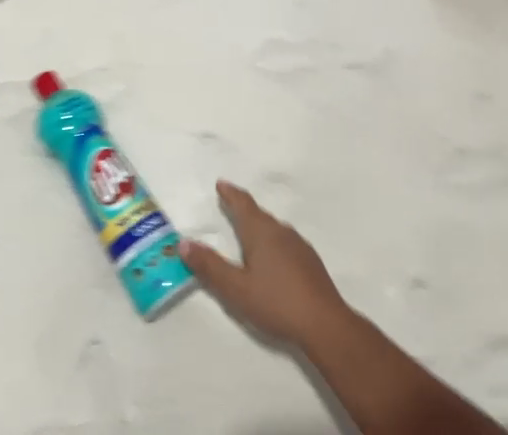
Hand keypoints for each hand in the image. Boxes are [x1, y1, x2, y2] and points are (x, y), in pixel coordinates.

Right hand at [179, 180, 349, 345]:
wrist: (325, 324)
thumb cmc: (276, 303)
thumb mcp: (235, 288)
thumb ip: (209, 266)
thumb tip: (183, 242)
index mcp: (261, 233)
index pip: (243, 205)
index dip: (231, 194)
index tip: (221, 184)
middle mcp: (281, 232)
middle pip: (259, 215)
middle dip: (244, 209)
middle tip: (230, 205)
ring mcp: (299, 246)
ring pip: (274, 228)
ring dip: (259, 225)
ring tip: (249, 231)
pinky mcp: (310, 263)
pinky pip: (285, 242)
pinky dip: (273, 241)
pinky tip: (273, 258)